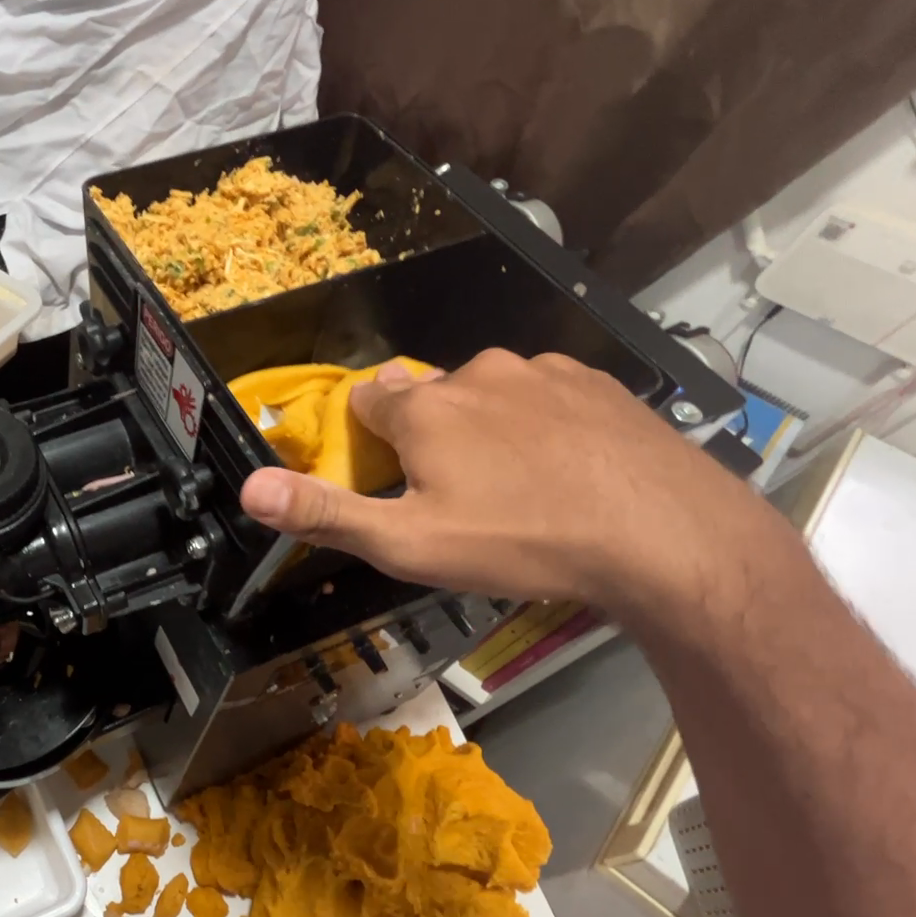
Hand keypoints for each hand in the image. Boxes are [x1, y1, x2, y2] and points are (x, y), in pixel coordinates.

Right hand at [237, 350, 789, 614]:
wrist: (666, 537)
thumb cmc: (520, 541)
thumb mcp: (406, 545)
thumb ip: (323, 512)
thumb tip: (249, 487)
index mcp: (422, 408)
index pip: (366, 403)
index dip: (368, 442)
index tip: (390, 480)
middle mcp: (475, 372)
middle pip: (426, 397)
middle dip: (425, 435)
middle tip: (454, 496)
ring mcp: (541, 371)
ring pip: (485, 393)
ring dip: (481, 427)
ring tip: (513, 487)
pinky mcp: (596, 382)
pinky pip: (541, 394)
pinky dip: (536, 422)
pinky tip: (562, 468)